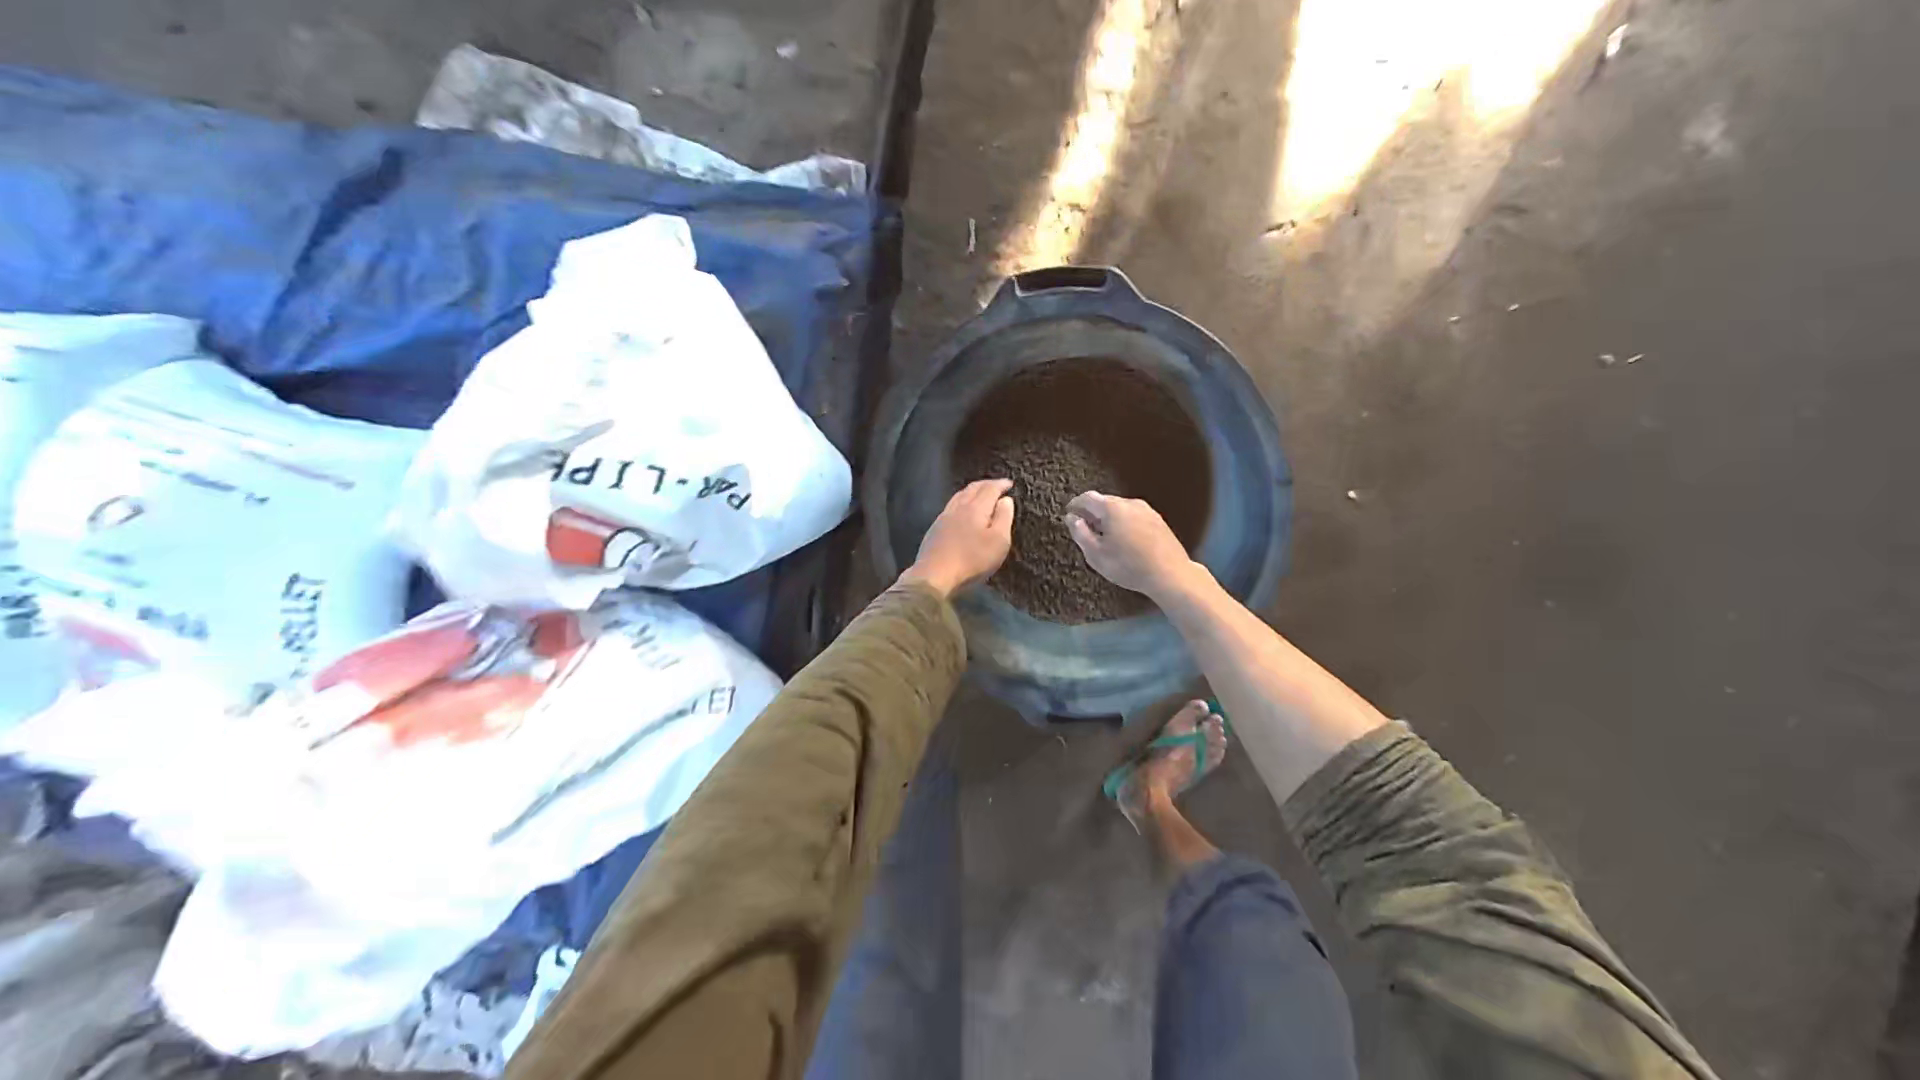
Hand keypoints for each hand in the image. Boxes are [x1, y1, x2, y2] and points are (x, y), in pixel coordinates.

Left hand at [901, 479, 1015, 596]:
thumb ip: (1003, 518)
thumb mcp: (998, 541)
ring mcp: (944, 517)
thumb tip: (1005, 500)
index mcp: (975, 508)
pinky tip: (962, 510)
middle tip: (996, 485)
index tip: (1009, 484)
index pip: (990, 489)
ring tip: (980, 493)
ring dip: (972, 491)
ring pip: (959, 496)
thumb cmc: (972, 560)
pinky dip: (962, 501)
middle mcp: (958, 507)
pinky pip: (951, 506)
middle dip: (986, 484)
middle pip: (972, 488)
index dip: (1001, 484)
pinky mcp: (935, 528)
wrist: (934, 575)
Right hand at [1064, 491, 1202, 600]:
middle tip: (1083, 527)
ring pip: (1120, 509)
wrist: (1169, 574)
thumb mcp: (1096, 554)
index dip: (1075, 504)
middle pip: (1105, 501)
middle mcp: (1130, 504)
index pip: (1087, 498)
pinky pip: (1134, 517)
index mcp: (1112, 508)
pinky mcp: (1158, 521)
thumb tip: (1072, 518)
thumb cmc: (1129, 566)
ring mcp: (1147, 511)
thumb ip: (1080, 533)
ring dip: (1108, 518)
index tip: (1069, 513)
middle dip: (1092, 512)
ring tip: (1103, 537)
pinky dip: (1123, 523)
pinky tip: (1123, 541)